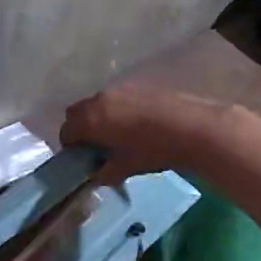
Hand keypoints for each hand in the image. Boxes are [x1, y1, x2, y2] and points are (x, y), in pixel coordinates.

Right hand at [59, 81, 226, 178]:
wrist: (194, 127)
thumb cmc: (153, 150)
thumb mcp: (124, 169)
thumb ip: (102, 173)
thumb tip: (94, 175)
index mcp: (89, 120)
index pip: (65, 133)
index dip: (71, 147)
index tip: (83, 158)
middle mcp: (98, 100)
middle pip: (75, 113)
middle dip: (80, 128)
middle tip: (96, 145)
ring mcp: (118, 90)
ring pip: (97, 104)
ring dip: (99, 117)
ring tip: (118, 133)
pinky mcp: (138, 86)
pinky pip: (116, 99)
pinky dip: (117, 110)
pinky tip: (136, 124)